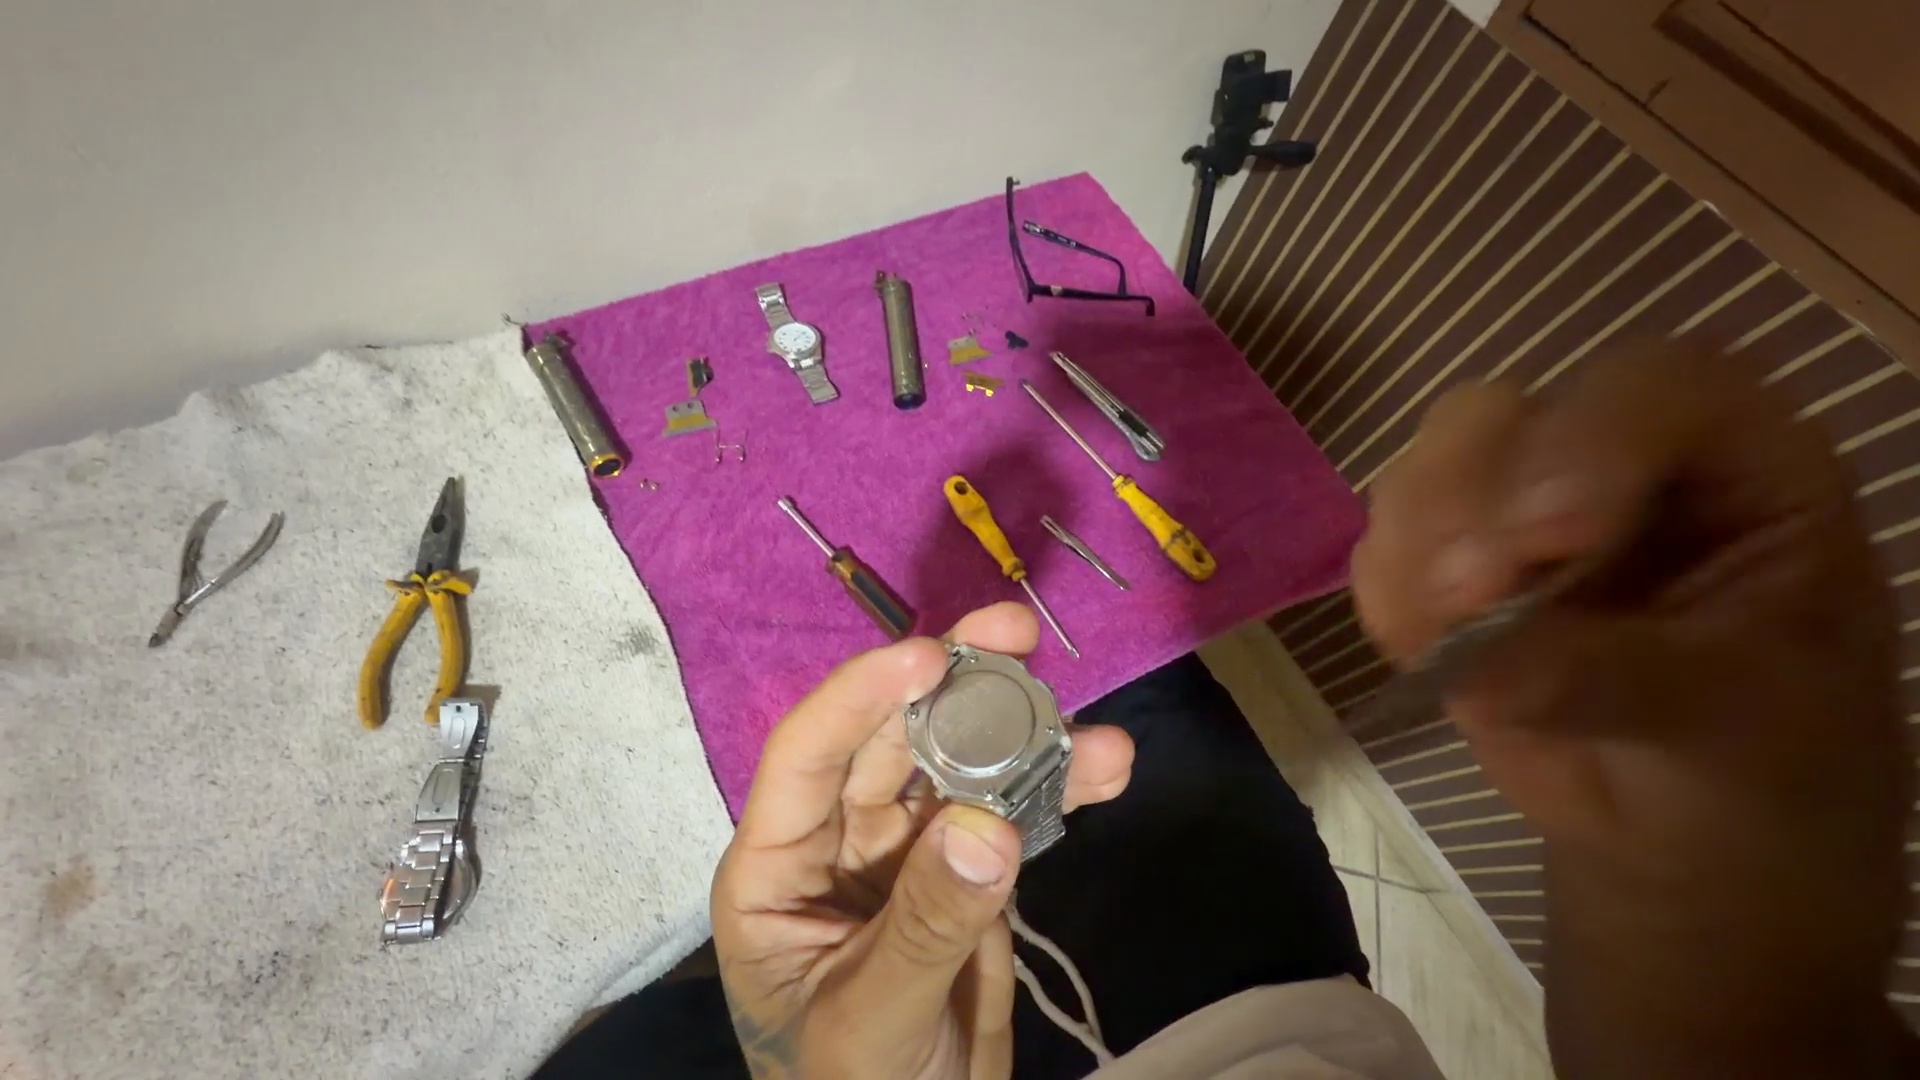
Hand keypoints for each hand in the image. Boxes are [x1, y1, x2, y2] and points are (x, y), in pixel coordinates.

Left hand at [710, 602, 1134, 1079]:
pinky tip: (1103, 768)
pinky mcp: (966, 868)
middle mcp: (842, 837)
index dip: (862, 694)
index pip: (808, 753)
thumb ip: (924, 926)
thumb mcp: (872, 1025)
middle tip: (1016, 634)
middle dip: (953, 686)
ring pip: (959, 765)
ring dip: (1020, 738)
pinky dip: (1054, 788)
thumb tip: (988, 824)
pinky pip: (1009, 809)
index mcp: (779, 865)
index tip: (929, 656)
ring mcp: (910, 848)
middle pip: (893, 738)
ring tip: (1086, 722)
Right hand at [1353, 341, 1911, 1075]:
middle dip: (1465, 495)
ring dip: (1409, 551)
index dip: (1590, 438)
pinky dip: (1381, 589)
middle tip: (1469, 601)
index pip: (1666, 391)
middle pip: (1505, 409)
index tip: (1542, 550)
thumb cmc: (1754, 805)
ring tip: (1445, 645)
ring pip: (1420, 472)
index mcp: (1748, 487)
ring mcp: (1520, 520)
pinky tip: (1423, 646)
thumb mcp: (1725, 742)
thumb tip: (1483, 641)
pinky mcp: (1450, 571)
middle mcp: (1622, 480)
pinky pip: (1381, 543)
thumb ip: (1608, 671)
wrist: (1674, 864)